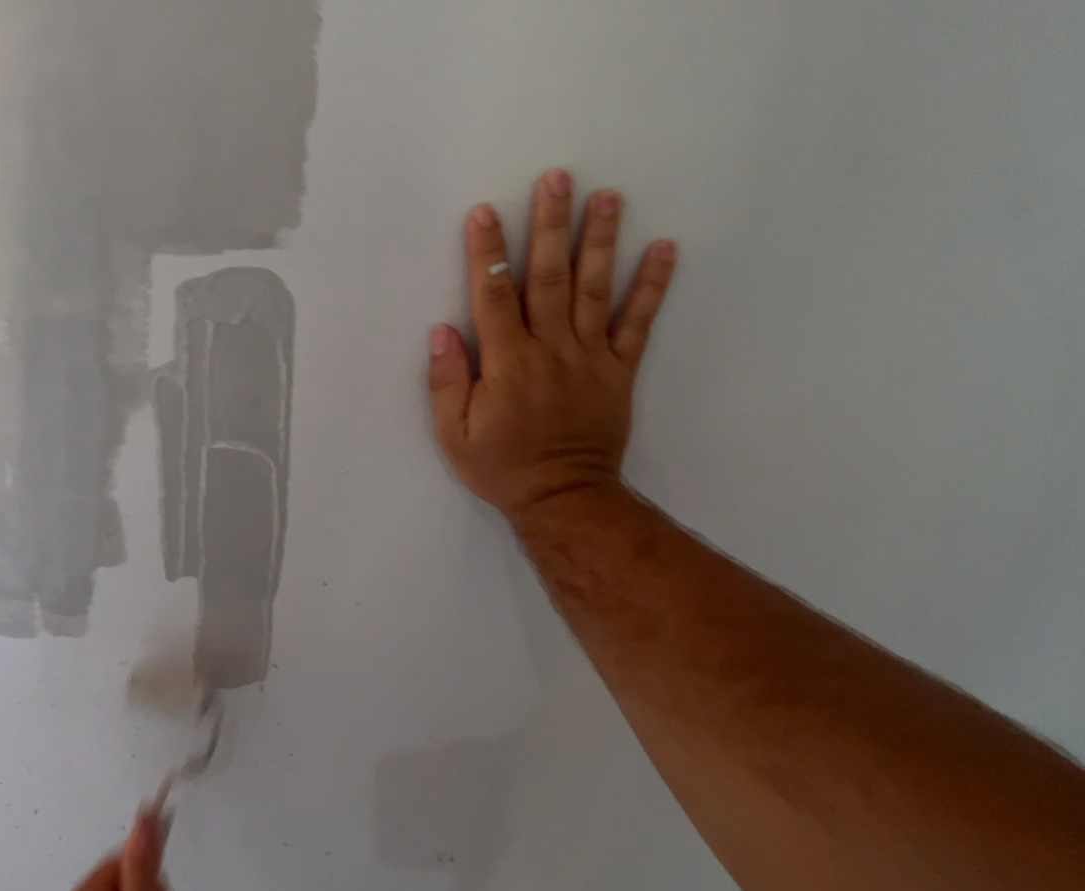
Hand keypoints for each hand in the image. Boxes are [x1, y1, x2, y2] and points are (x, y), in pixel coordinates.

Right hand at [427, 169, 677, 522]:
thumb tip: (442, 331)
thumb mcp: (453, 434)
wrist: (563, 497)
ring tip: (608, 196)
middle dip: (550, 225)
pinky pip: (638, 323)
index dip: (487, 254)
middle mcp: (550, 349)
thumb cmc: (500, 467)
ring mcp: (590, 356)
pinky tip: (664, 249)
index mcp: (507, 363)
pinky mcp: (619, 370)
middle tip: (557, 178)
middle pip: (550, 277)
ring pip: (596, 289)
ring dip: (601, 240)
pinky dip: (652, 286)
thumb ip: (446, 382)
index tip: (485, 213)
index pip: (494, 297)